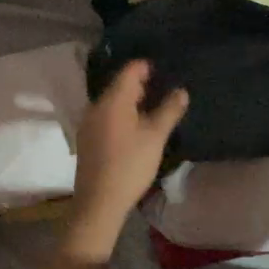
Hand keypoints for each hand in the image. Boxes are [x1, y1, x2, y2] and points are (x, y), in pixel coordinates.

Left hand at [64, 60, 189, 259]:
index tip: (166, 70)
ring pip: (112, 102)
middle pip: (119, 85)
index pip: (130, 70)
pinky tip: (135, 128)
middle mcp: (96, 106)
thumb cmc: (130, 165)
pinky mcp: (86, 138)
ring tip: (153, 109)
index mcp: (112, 100)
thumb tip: (181, 91)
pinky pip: (106, 116)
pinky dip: (121, 115)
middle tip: (164, 89)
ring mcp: (88, 123)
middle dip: (141, 85)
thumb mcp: (155, 137)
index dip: (148, 67)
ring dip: (131, 101)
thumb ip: (169, 110)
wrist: (99, 201)